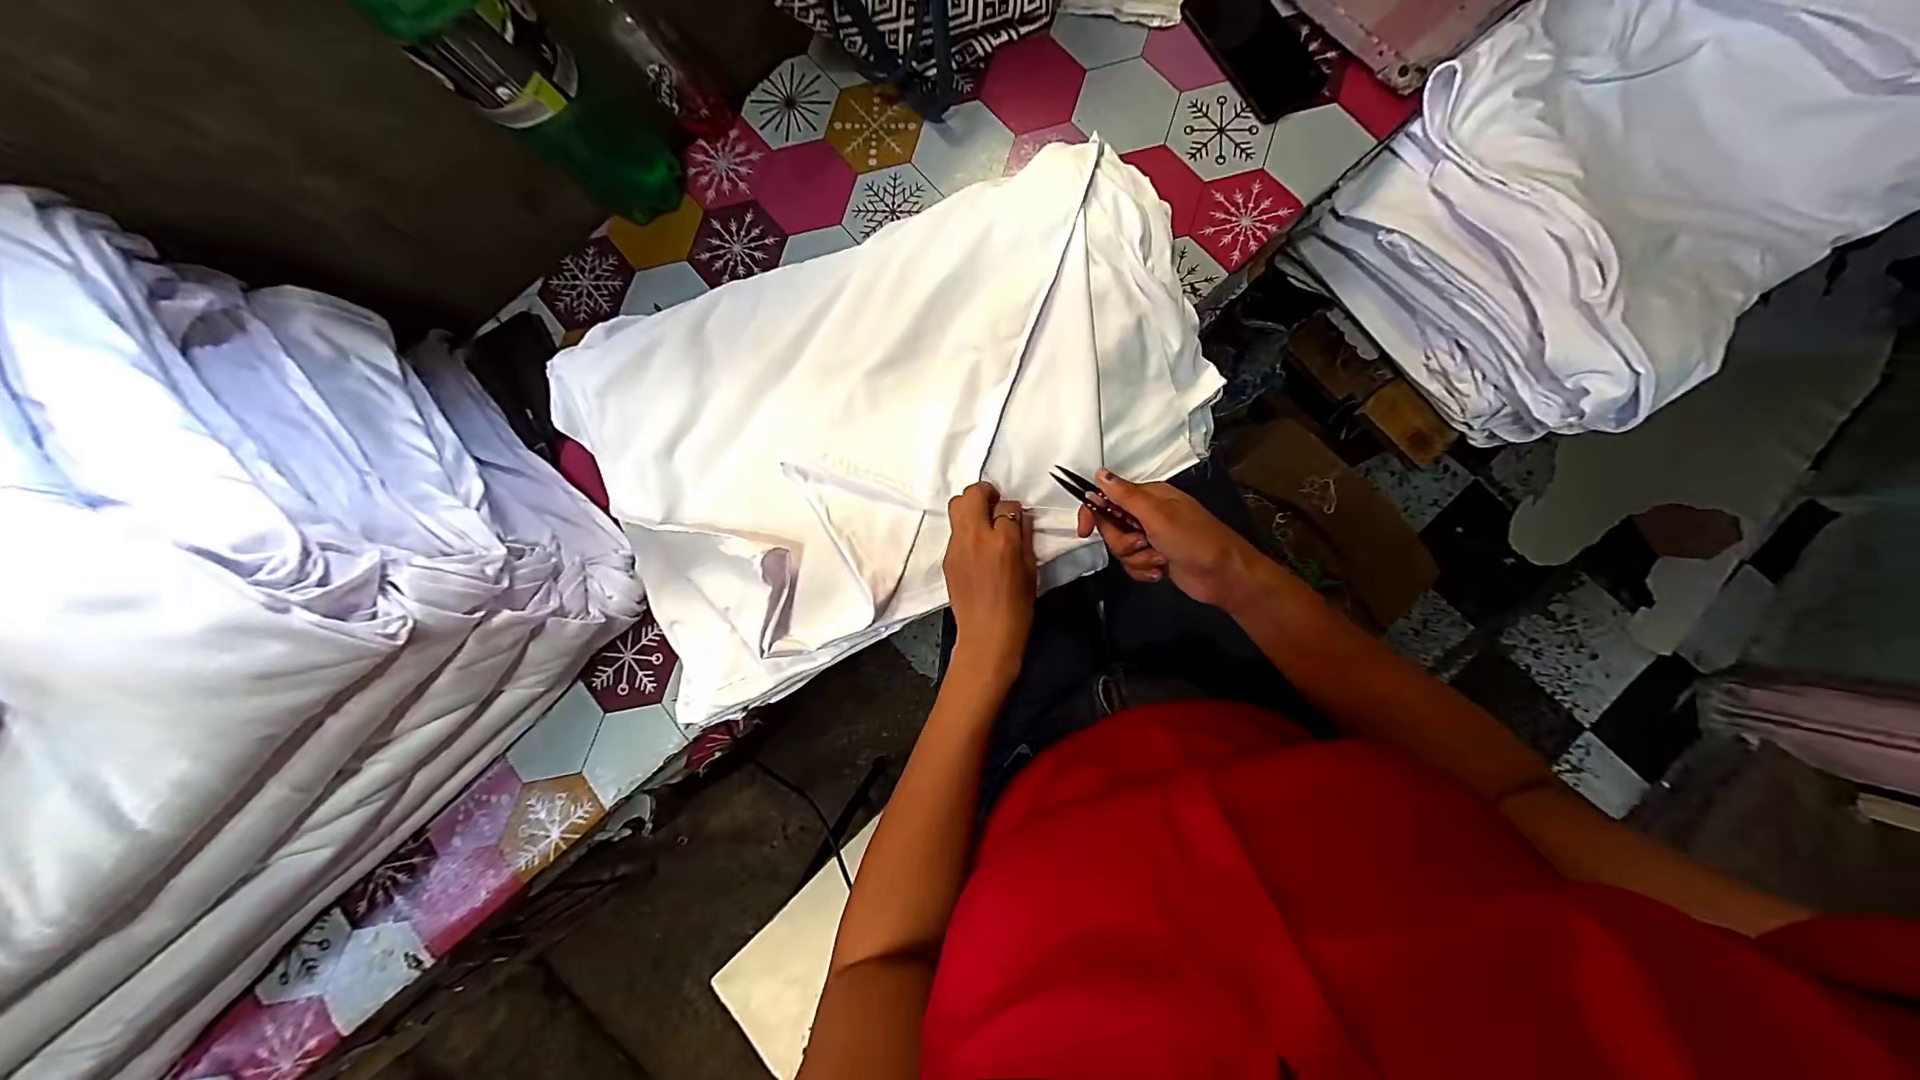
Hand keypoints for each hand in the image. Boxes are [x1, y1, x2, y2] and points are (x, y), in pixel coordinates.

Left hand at [943, 481, 1035, 678]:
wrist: (987, 634)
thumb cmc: (1017, 607)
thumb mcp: (1030, 568)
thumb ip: (1024, 537)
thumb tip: (1019, 518)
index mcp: (1003, 540)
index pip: (1007, 505)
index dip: (1013, 510)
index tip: (1016, 518)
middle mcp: (976, 537)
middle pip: (972, 494)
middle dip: (985, 493)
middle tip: (994, 505)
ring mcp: (957, 547)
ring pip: (956, 506)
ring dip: (971, 508)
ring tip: (983, 523)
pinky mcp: (947, 558)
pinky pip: (954, 532)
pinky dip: (965, 531)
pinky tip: (976, 548)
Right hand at [1076, 468, 1269, 609]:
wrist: (1224, 575)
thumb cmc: (1194, 540)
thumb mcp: (1157, 515)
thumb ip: (1125, 496)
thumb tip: (1099, 473)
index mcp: (1149, 496)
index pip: (1108, 498)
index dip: (1092, 512)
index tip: (1084, 531)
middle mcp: (1148, 515)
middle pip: (1111, 527)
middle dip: (1123, 541)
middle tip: (1143, 543)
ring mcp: (1152, 538)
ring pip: (1121, 549)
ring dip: (1137, 558)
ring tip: (1159, 560)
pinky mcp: (1155, 558)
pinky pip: (1133, 565)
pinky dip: (1144, 570)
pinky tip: (1161, 571)